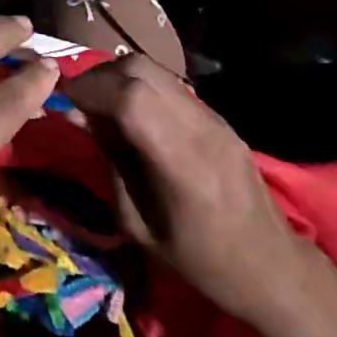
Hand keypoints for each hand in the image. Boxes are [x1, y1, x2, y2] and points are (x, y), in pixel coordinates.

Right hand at [61, 54, 323, 322]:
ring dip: (117, 75)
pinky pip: (167, 83)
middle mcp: (199, 127)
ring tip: (99, 101)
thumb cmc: (200, 260)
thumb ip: (110, 161)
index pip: (129, 97)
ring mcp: (212, 117)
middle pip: (139, 69)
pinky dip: (137, 84)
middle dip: (98, 75)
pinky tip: (128, 110)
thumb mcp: (139, 224)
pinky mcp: (217, 115)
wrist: (273, 268)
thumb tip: (80, 115)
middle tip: (77, 97)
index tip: (62, 97)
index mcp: (181, 162)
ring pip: (153, 68)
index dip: (90, 88)